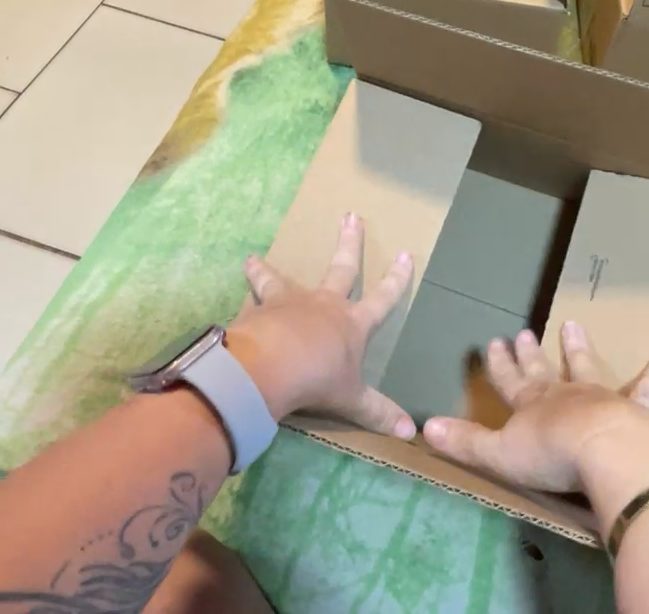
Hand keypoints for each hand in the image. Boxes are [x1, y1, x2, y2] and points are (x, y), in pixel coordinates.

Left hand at [227, 212, 416, 439]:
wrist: (272, 366)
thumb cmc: (318, 379)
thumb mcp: (352, 399)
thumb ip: (379, 413)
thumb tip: (413, 433)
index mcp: (353, 323)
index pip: (383, 297)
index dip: (396, 279)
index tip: (405, 254)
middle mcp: (324, 303)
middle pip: (342, 268)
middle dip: (349, 242)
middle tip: (350, 215)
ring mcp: (291, 302)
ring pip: (281, 279)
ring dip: (268, 270)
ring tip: (252, 259)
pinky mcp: (260, 309)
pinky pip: (252, 299)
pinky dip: (244, 294)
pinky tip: (235, 292)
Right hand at [421, 322, 648, 514]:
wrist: (606, 452)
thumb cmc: (550, 456)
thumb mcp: (499, 454)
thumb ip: (466, 442)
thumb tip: (425, 428)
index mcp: (530, 405)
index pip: (509, 380)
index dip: (500, 364)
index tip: (494, 342)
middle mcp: (562, 394)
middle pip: (542, 369)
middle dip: (531, 353)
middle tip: (525, 331)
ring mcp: (599, 397)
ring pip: (585, 367)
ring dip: (577, 348)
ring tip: (573, 325)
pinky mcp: (634, 409)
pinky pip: (643, 390)